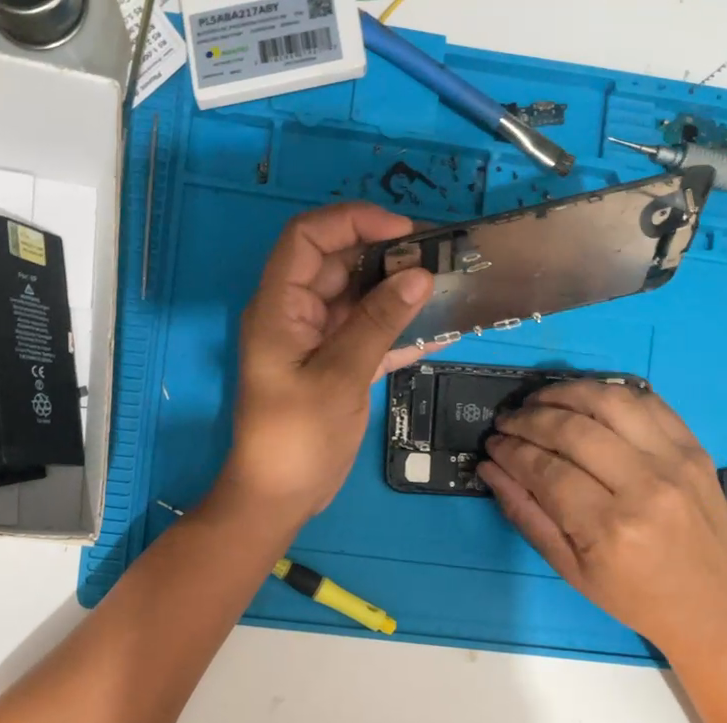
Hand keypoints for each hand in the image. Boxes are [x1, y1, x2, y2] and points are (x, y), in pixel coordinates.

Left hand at [221, 203, 433, 521]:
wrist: (280, 497)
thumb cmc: (295, 437)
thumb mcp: (338, 377)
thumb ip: (377, 323)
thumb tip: (419, 276)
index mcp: (278, 307)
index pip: (307, 238)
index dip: (352, 221)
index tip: (403, 231)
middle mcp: (295, 315)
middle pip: (339, 264)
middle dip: (386, 255)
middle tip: (439, 259)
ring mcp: (317, 342)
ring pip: (359, 299)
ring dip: (398, 292)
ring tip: (448, 286)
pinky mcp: (336, 368)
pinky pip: (369, 336)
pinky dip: (399, 332)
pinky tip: (442, 330)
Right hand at [477, 380, 726, 657]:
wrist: (713, 604)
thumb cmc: (633, 597)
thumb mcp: (569, 568)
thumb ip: (526, 514)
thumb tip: (491, 469)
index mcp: (609, 528)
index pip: (546, 469)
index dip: (512, 451)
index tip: (491, 444)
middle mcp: (645, 487)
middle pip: (574, 430)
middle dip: (530, 419)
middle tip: (506, 421)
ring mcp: (676, 462)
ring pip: (612, 403)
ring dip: (567, 393)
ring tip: (539, 400)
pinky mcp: (695, 448)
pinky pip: (649, 403)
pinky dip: (611, 393)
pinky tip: (585, 400)